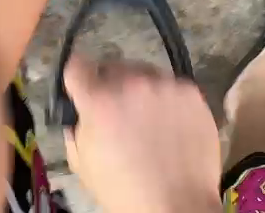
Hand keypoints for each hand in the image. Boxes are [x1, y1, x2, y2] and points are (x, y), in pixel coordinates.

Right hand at [63, 56, 221, 212]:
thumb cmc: (126, 192)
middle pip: (112, 68)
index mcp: (98, 100)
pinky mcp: (189, 91)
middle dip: (111, 87)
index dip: (78, 77)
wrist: (178, 207)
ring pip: (144, 74)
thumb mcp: (83, 165)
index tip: (82, 86)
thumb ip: (76, 128)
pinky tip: (170, 125)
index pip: (76, 66)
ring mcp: (163, 84)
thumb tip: (81, 112)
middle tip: (119, 115)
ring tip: (148, 122)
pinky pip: (171, 86)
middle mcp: (130, 82)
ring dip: (140, 91)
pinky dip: (167, 100)